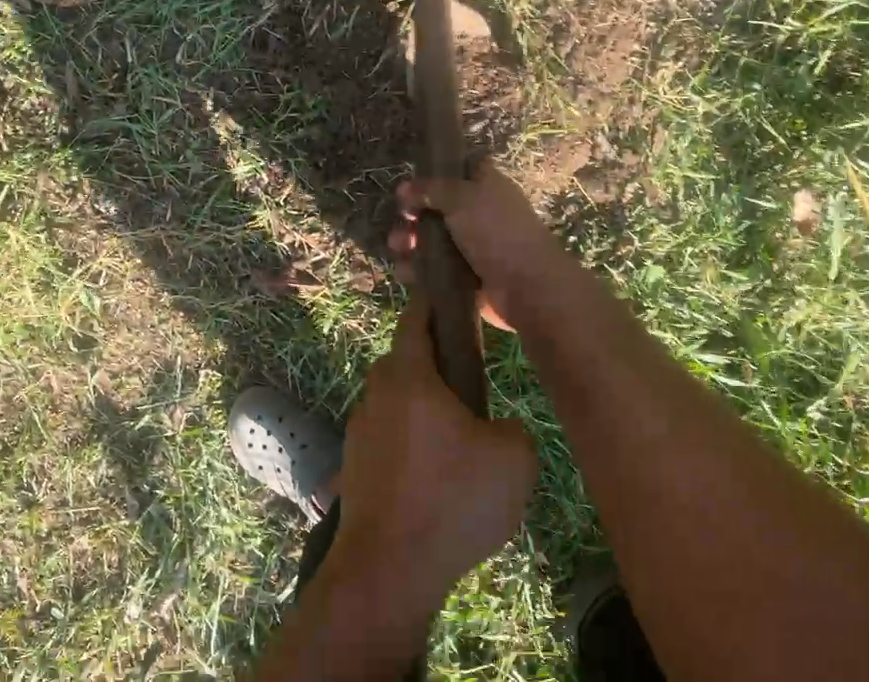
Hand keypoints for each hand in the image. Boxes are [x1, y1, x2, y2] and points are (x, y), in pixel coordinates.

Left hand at [332, 297, 538, 613]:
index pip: (417, 317)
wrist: (388, 570)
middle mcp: (374, 392)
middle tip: (475, 391)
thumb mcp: (514, 459)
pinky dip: (410, 444)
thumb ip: (511, 427)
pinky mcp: (354, 465)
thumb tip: (494, 427)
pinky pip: (389, 437)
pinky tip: (435, 480)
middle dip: (438, 367)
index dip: (438, 302)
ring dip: (424, 411)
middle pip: (407, 361)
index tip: (458, 298)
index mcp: (407, 375)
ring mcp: (359, 429)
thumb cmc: (452, 501)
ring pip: (397, 402)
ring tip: (460, 447)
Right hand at [388, 162, 575, 331]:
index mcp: (487, 187)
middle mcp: (482, 214)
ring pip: (435, 240)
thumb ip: (430, 189)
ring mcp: (475, 248)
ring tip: (398, 248)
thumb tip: (403, 188)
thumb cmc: (496, 231)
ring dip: (412, 242)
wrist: (526, 286)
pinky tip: (405, 272)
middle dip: (416, 214)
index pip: (463, 169)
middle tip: (404, 220)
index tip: (413, 182)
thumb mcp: (462, 198)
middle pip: (440, 208)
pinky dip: (419, 270)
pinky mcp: (467, 277)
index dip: (438, 172)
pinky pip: (436, 269)